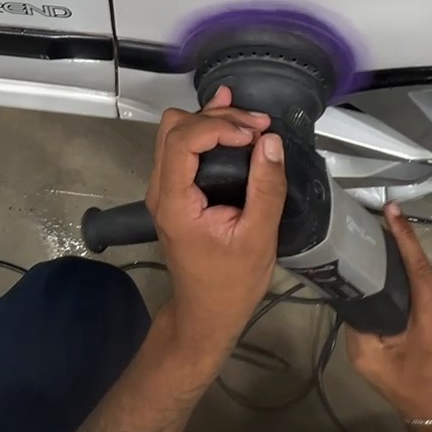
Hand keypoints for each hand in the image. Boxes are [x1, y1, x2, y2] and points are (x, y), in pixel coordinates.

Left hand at [144, 87, 286, 360]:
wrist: (207, 314)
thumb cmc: (232, 283)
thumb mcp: (259, 239)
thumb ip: (265, 189)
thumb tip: (271, 141)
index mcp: (175, 202)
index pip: (181, 141)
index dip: (216, 126)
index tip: (253, 134)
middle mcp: (160, 188)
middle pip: (175, 127)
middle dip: (217, 118)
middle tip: (258, 126)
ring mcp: (164, 187)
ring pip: (176, 131)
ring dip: (212, 120)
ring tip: (252, 125)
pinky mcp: (175, 188)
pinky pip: (183, 146)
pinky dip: (208, 130)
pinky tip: (233, 123)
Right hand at [345, 203, 431, 420]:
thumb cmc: (402, 384)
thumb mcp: (368, 359)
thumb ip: (360, 323)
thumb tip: (353, 290)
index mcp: (430, 324)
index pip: (421, 271)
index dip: (407, 239)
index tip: (394, 211)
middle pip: (424, 270)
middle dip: (402, 251)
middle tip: (377, 235)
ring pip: (431, 279)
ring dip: (410, 271)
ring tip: (386, 265)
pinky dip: (420, 284)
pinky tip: (404, 290)